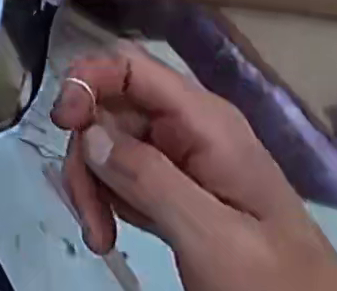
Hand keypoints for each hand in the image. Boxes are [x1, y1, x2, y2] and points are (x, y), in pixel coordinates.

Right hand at [53, 45, 336, 290]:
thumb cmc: (274, 281)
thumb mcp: (213, 236)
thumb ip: (151, 180)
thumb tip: (89, 131)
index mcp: (204, 119)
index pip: (134, 67)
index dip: (90, 78)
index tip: (61, 122)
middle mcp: (188, 126)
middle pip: (114, 105)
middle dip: (87, 147)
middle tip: (87, 211)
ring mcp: (181, 157)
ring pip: (111, 141)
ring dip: (92, 181)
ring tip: (99, 235)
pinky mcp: (174, 188)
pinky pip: (122, 173)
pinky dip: (105, 197)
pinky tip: (110, 234)